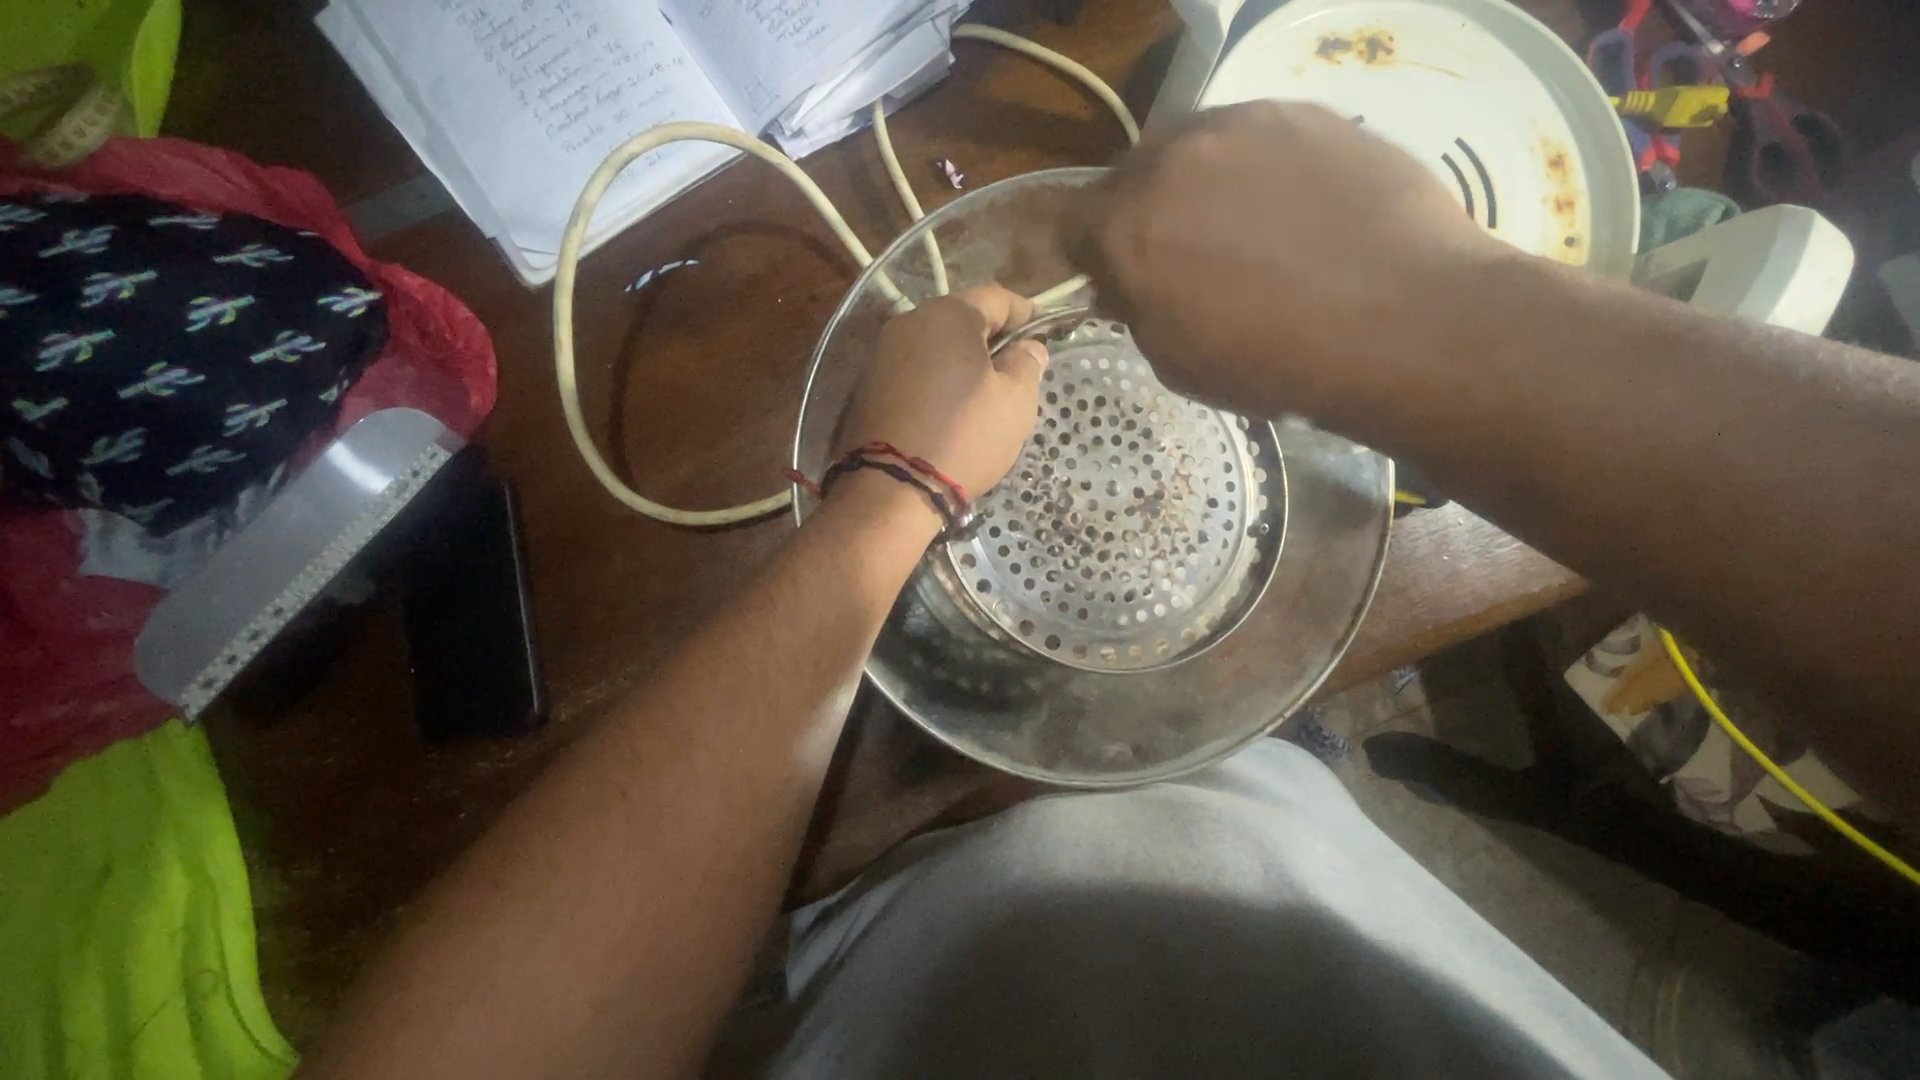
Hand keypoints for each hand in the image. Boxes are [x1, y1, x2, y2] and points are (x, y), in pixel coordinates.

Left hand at [836, 284, 1048, 505]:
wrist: (892, 487)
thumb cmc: (965, 437)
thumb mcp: (1015, 403)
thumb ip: (1027, 365)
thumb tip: (1030, 348)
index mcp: (949, 315)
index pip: (997, 298)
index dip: (1025, 312)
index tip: (1043, 329)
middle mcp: (909, 323)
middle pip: (959, 319)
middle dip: (989, 336)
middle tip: (1014, 363)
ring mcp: (881, 354)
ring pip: (933, 346)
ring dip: (959, 360)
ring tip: (982, 389)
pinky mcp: (867, 387)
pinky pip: (912, 371)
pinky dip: (934, 380)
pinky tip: (948, 407)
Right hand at [1065, 101, 1513, 420]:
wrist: (1402, 321)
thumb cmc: (1272, 360)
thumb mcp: (1174, 360)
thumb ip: (1135, 309)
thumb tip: (1122, 283)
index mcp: (1128, 225)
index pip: (1072, 221)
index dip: (1087, 252)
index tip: (1111, 277)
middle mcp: (1174, 157)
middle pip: (1129, 175)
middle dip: (1140, 212)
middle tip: (1178, 253)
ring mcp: (1245, 124)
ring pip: (1193, 146)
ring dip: (1196, 183)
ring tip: (1242, 228)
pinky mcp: (1308, 113)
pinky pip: (1256, 138)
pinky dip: (1257, 169)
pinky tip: (1295, 210)